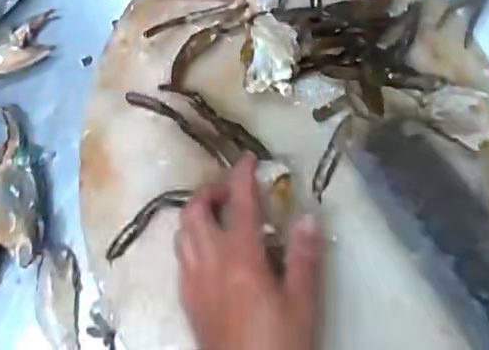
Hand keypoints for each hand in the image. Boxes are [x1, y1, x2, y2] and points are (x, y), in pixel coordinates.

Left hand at [176, 157, 324, 349]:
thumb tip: (308, 215)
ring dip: (197, 214)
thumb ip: (304, 257)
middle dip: (211, 191)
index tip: (249, 158)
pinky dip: (191, 242)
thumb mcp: (303, 305)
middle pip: (196, 209)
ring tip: (219, 217)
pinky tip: (209, 255)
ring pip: (182, 232)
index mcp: (240, 256)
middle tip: (233, 192)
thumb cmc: (279, 347)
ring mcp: (193, 283)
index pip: (239, 201)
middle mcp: (210, 261)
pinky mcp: (188, 304)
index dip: (242, 174)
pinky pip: (181, 259)